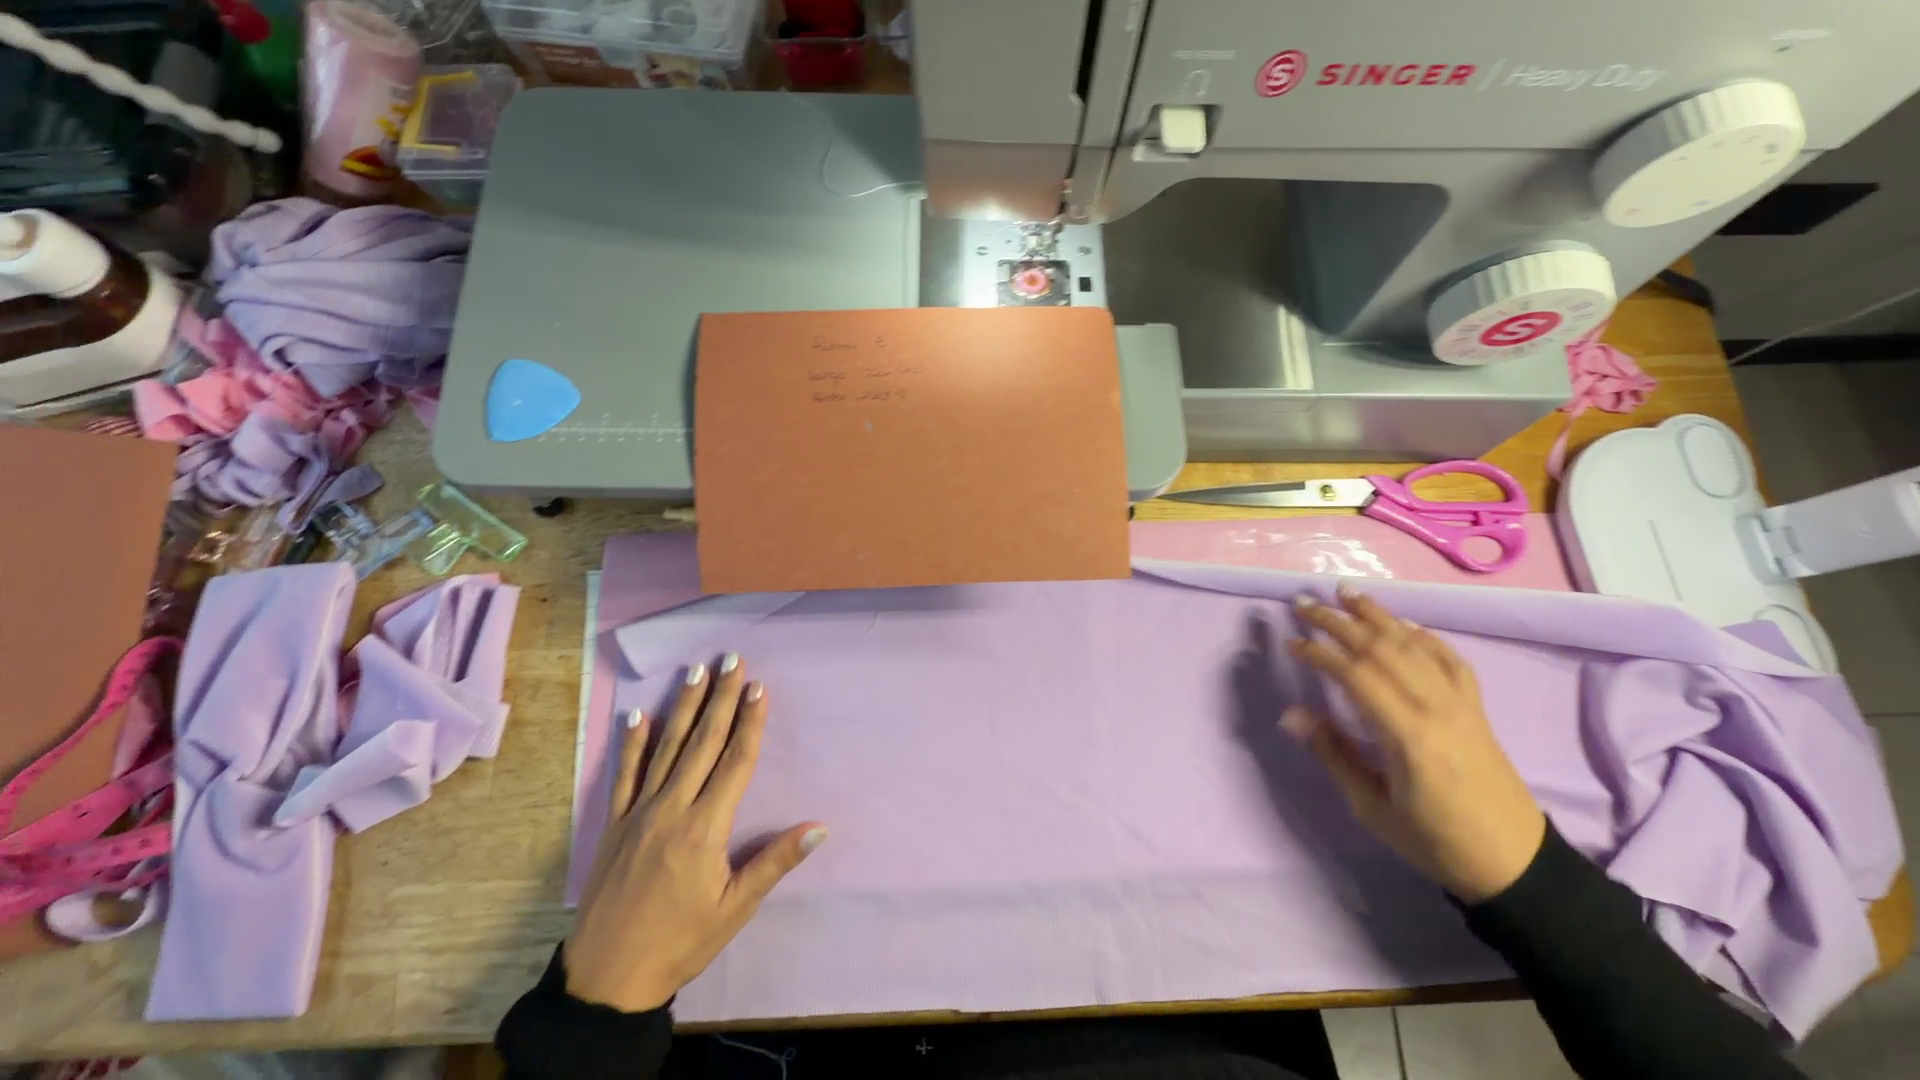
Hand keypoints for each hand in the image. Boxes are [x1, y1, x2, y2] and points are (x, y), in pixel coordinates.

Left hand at [564, 654, 826, 1011]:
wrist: (606, 976)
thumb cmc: (680, 943)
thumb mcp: (735, 909)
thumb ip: (774, 862)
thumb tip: (819, 827)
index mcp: (705, 828)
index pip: (735, 762)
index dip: (750, 722)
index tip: (759, 687)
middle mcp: (671, 809)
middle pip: (702, 744)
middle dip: (721, 699)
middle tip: (732, 660)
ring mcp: (637, 813)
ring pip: (665, 749)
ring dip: (684, 708)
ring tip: (696, 672)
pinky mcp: (612, 825)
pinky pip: (623, 775)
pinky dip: (632, 743)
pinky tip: (639, 715)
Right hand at [1284, 586, 1545, 903]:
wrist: (1512, 861)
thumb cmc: (1434, 841)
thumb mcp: (1373, 808)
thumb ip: (1334, 755)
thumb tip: (1292, 714)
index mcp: (1409, 736)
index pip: (1357, 675)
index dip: (1321, 653)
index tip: (1291, 643)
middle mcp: (1437, 708)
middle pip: (1383, 649)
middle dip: (1340, 622)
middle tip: (1306, 604)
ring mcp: (1462, 704)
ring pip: (1415, 645)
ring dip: (1379, 616)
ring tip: (1347, 593)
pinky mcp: (1477, 708)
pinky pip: (1450, 660)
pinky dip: (1424, 636)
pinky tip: (1405, 624)